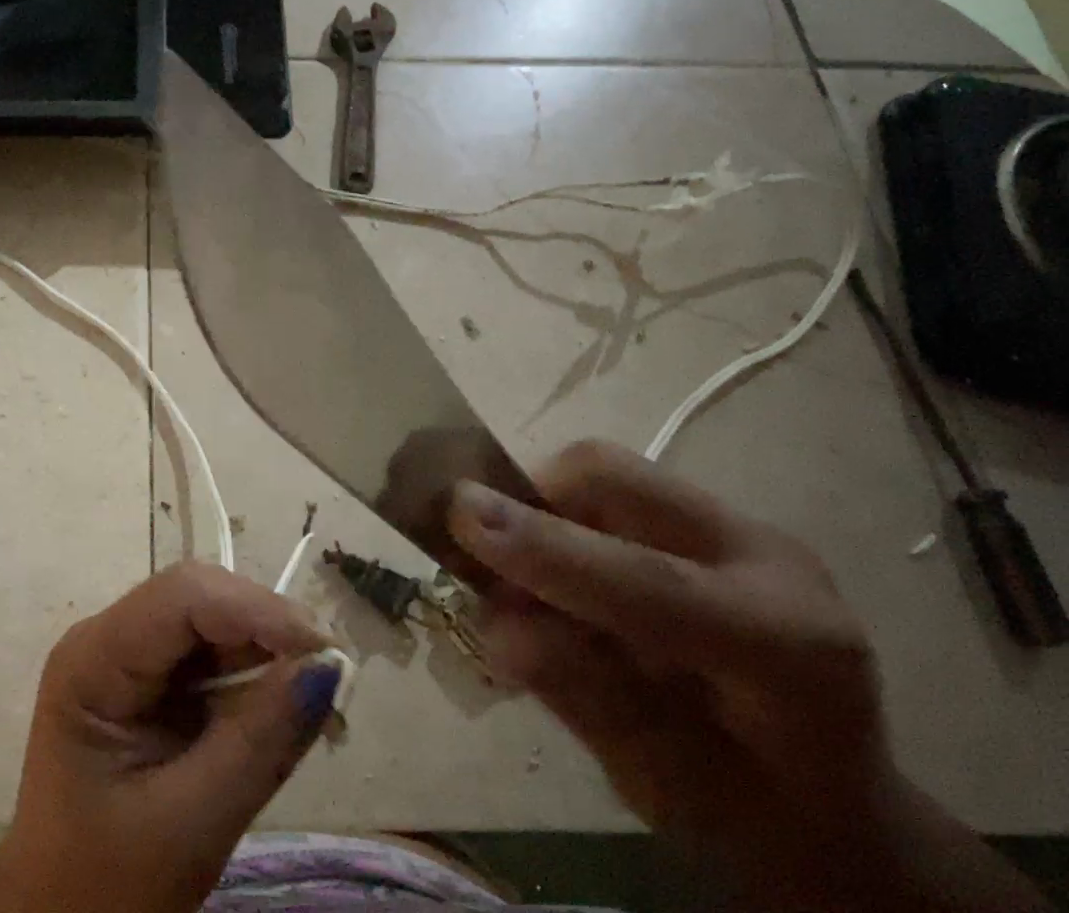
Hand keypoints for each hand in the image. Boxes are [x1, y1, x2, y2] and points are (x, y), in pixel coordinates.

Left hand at [0, 564, 340, 912]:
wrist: (57, 910)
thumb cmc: (108, 880)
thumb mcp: (192, 821)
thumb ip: (260, 741)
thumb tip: (329, 667)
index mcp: (91, 663)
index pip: (181, 597)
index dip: (258, 610)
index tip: (327, 656)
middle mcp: (105, 640)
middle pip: (199, 598)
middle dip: (269, 630)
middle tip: (332, 684)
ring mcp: (126, 658)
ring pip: (214, 621)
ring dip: (270, 652)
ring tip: (317, 706)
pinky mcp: (149, 681)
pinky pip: (213, 656)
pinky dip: (256, 676)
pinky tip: (283, 712)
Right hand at [449, 440, 1050, 911]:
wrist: (838, 809)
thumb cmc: (753, 820)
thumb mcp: (658, 785)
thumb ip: (579, 693)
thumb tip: (497, 623)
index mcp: (784, 648)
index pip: (650, 582)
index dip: (550, 550)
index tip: (459, 516)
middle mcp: (770, 564)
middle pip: (619, 483)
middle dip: (531, 505)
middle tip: (488, 567)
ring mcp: (742, 534)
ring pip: (605, 478)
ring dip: (539, 521)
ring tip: (524, 597)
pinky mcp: (712, 525)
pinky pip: (608, 499)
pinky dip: (558, 530)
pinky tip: (562, 592)